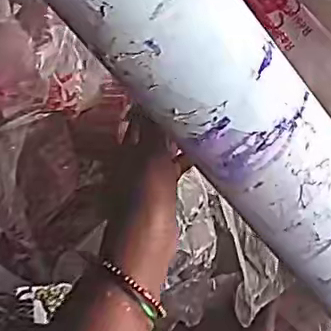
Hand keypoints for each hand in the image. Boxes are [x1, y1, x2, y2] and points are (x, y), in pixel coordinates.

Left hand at [100, 112, 184, 288]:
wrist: (144, 248)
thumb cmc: (145, 201)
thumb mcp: (152, 159)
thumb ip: (155, 131)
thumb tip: (157, 98)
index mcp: (128, 146)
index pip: (139, 114)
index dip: (151, 98)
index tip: (173, 82)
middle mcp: (134, 156)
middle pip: (151, 128)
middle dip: (167, 113)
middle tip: (192, 97)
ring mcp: (147, 174)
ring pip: (164, 145)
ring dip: (178, 134)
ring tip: (201, 120)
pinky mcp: (161, 190)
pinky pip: (174, 165)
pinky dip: (185, 157)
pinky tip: (201, 153)